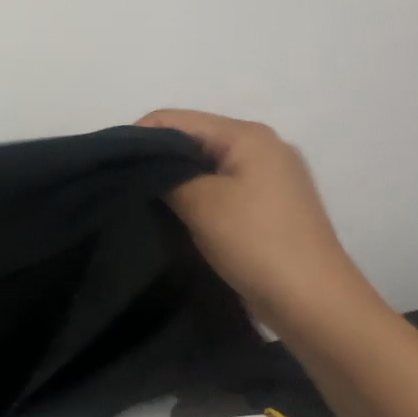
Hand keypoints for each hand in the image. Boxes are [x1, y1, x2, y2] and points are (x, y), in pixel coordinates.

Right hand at [136, 109, 380, 326]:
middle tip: (120, 190)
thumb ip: (165, 176)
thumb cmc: (255, 241)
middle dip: (153, 161)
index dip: (135, 140)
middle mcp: (260, 147)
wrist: (308, 297)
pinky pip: (216, 187)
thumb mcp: (200, 202)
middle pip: (188, 140)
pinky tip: (173, 218)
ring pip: (200, 166)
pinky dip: (190, 197)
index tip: (109, 171)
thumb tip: (139, 168)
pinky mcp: (263, 204)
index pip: (173, 120)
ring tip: (142, 206)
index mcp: (246, 136)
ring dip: (171, 182)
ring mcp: (266, 176)